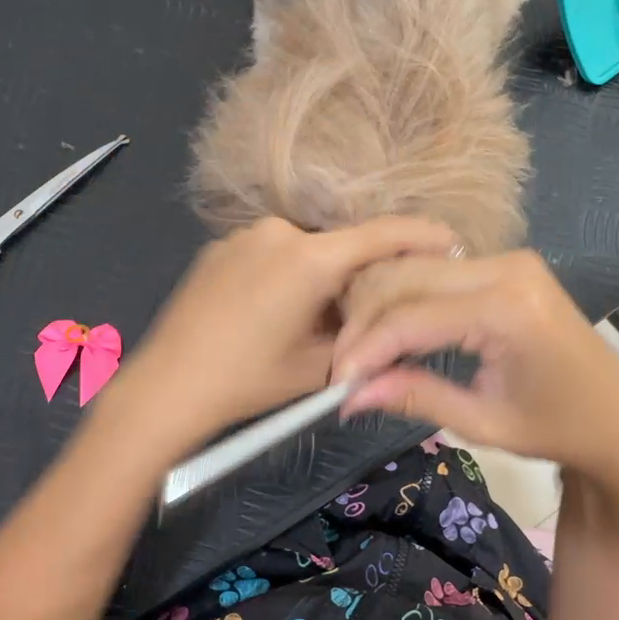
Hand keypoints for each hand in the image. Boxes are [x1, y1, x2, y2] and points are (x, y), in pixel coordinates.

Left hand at [108, 216, 457, 444]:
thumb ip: (360, 335)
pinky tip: (270, 315)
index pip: (381, 235)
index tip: (450, 240)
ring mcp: (243, 236)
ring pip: (303, 253)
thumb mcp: (319, 368)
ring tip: (311, 322)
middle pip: (339, 248)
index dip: (420, 235)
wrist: (168, 387)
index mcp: (310, 258)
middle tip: (367, 313)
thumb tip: (377, 317)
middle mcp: (279, 232)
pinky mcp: (218, 249)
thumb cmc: (250, 381)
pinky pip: (270, 256)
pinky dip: (284, 277)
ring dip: (318, 279)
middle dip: (357, 277)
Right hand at [333, 251, 618, 477]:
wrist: (613, 418)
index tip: (337, 383)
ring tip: (363, 355)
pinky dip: (405, 299)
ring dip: (379, 308)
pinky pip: (438, 273)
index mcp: (508, 309)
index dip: (365, 348)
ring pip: (415, 269)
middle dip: (365, 324)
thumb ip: (415, 397)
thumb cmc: (555, 429)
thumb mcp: (481, 422)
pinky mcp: (506, 266)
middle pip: (405, 279)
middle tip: (344, 370)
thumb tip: (349, 395)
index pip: (411, 317)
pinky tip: (391, 334)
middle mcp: (508, 268)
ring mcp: (509, 261)